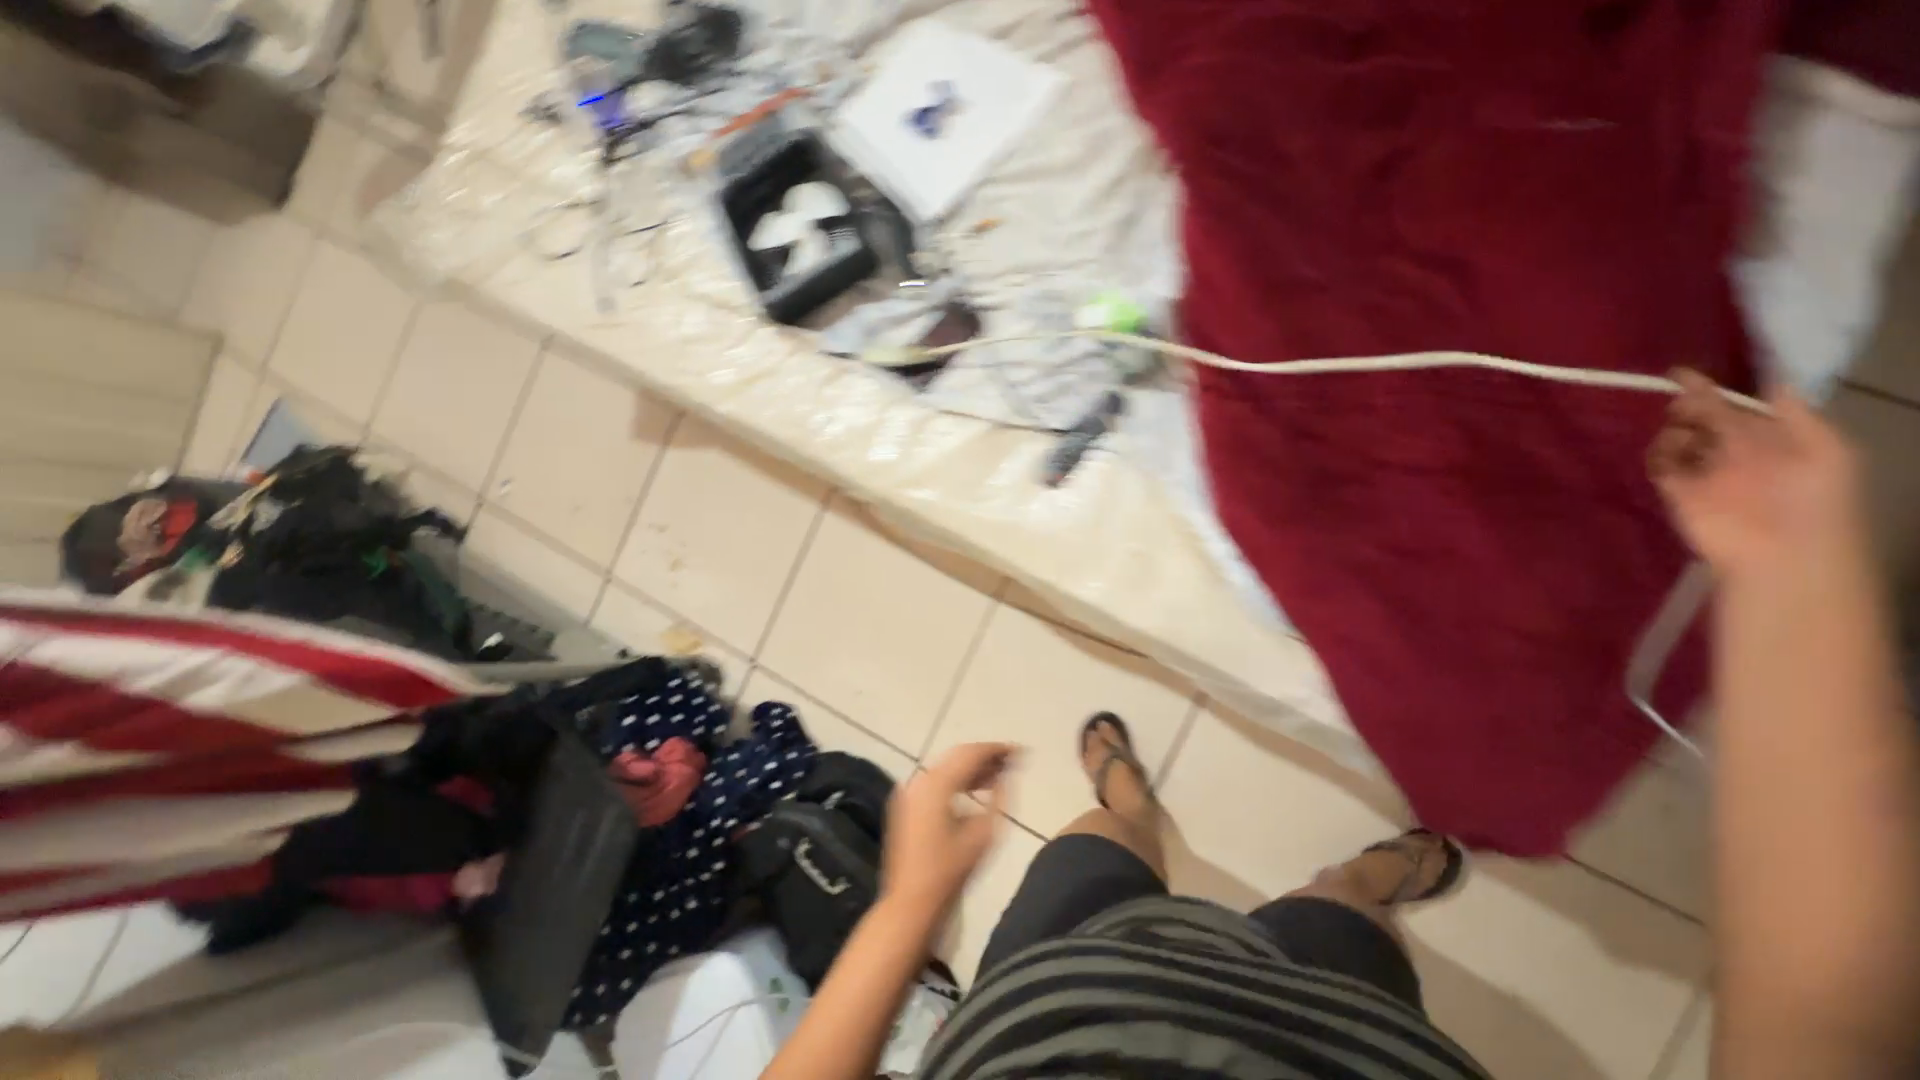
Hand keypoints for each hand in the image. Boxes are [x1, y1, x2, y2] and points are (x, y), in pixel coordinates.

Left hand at [881, 742, 1016, 919]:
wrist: (912, 902)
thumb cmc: (952, 872)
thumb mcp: (984, 834)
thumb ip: (1000, 797)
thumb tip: (1008, 775)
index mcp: (936, 785)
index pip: (971, 753)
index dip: (998, 750)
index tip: (1022, 752)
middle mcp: (919, 781)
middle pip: (957, 756)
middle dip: (986, 757)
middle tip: (1013, 761)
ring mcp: (909, 792)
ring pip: (946, 768)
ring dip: (972, 769)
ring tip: (1001, 775)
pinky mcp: (907, 805)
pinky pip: (935, 782)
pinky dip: (957, 781)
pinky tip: (977, 790)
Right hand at [1649, 370, 1865, 578]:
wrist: (1784, 552)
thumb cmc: (1813, 499)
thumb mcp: (1827, 450)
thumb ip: (1797, 415)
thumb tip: (1770, 381)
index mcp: (1770, 439)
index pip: (1735, 407)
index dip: (1712, 388)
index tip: (1682, 374)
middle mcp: (1735, 452)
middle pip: (1701, 419)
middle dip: (1688, 406)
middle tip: (1680, 404)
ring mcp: (1704, 473)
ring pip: (1677, 438)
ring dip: (1675, 430)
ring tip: (1683, 435)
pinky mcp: (1678, 493)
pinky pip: (1660, 466)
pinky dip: (1659, 455)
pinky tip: (1670, 454)